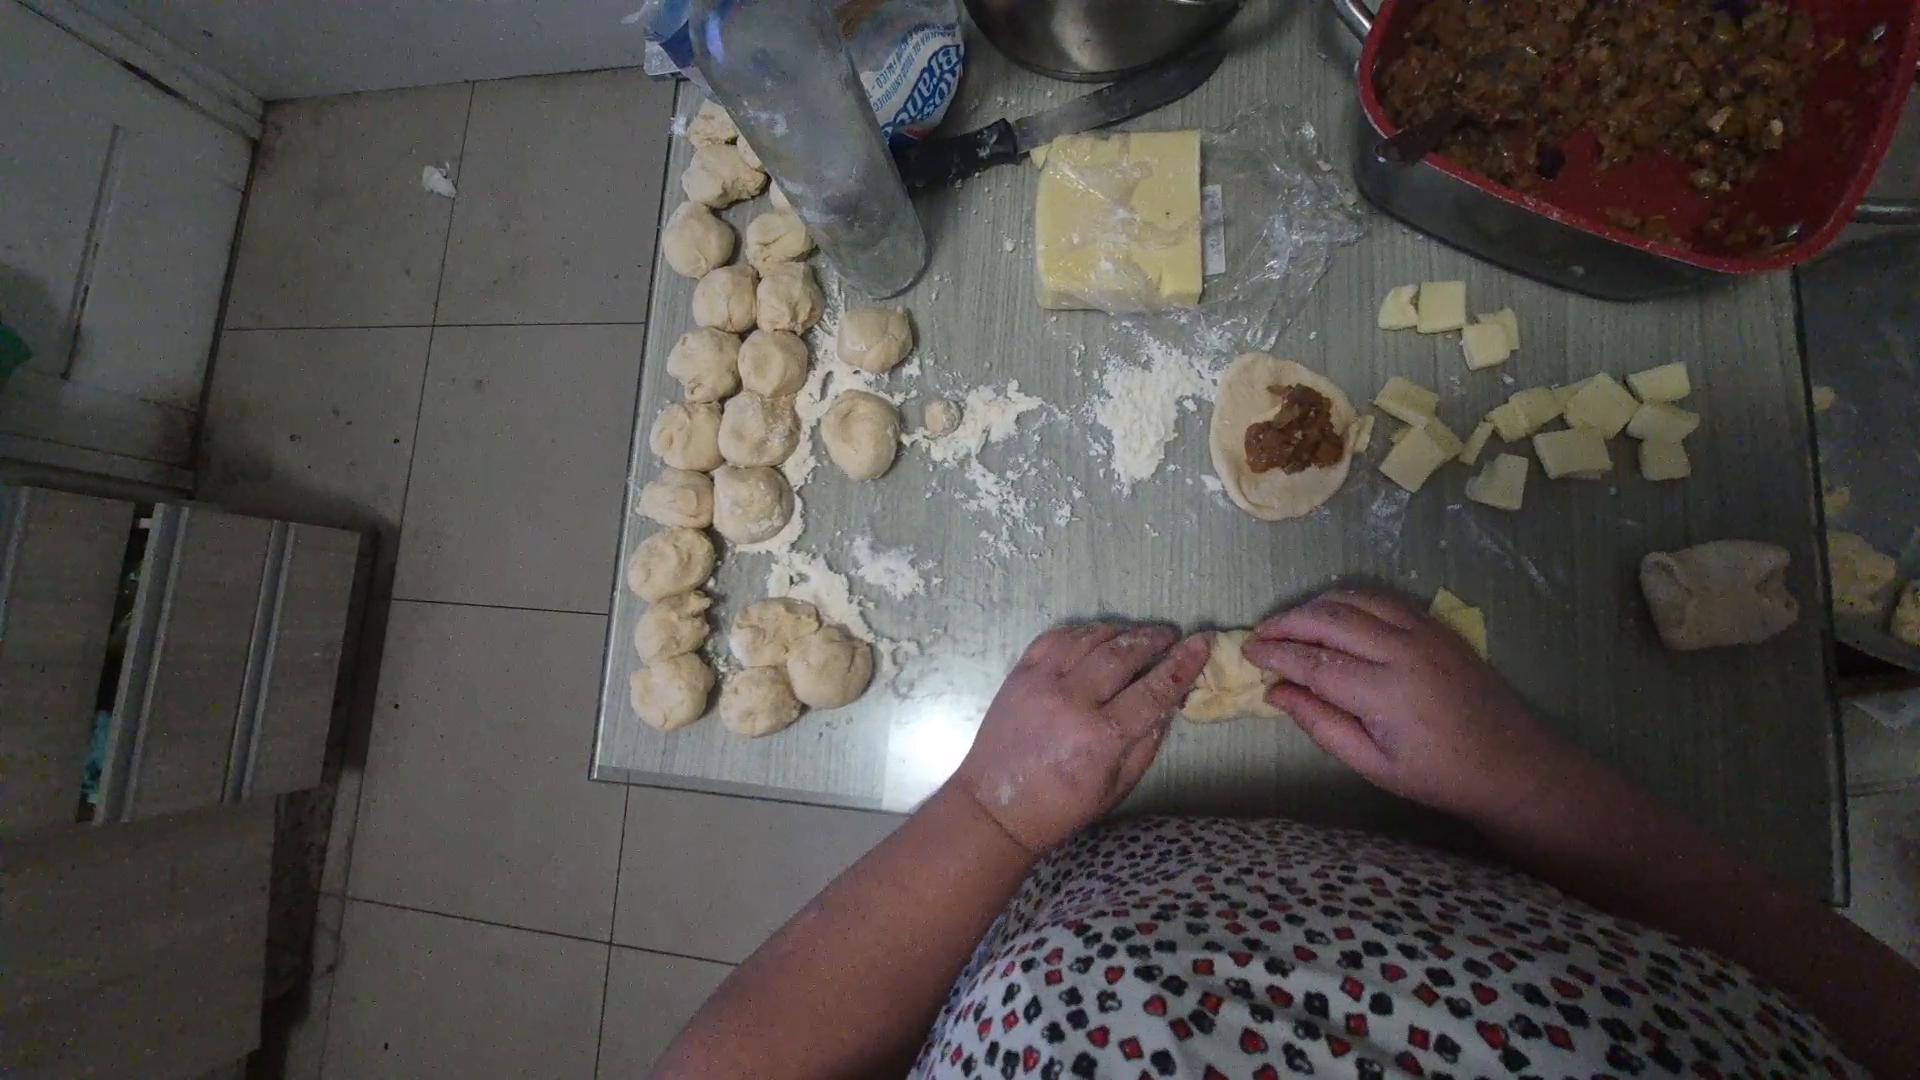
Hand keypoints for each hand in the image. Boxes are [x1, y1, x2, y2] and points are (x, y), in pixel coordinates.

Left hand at [949, 624, 1210, 856]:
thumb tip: (1174, 699)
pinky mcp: (1019, 673)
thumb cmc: (1062, 806)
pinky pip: (1055, 638)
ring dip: (1120, 631)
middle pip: (1123, 654)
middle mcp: (1072, 700)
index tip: (1202, 642)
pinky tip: (1097, 635)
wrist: (996, 807)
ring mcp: (1042, 682)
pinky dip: (1082, 631)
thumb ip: (1148, 740)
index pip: (1154, 689)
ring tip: (1139, 634)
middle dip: (1153, 639)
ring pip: (1090, 638)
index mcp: (1101, 737)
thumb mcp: (1118, 786)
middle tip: (1170, 635)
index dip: (1182, 663)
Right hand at [1242, 590, 1588, 825]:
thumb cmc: (1438, 775)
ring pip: (1352, 599)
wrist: (1516, 765)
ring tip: (1288, 624)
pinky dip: (1344, 601)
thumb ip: (1320, 724)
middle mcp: (1403, 651)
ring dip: (1312, 607)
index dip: (1274, 654)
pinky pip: (1378, 598)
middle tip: (1260, 635)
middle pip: (1328, 619)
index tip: (1247, 652)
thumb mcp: (1371, 765)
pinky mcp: (1434, 625)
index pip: (1313, 661)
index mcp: (1386, 692)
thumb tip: (1276, 692)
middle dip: (1286, 624)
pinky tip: (1327, 616)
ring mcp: (1422, 632)